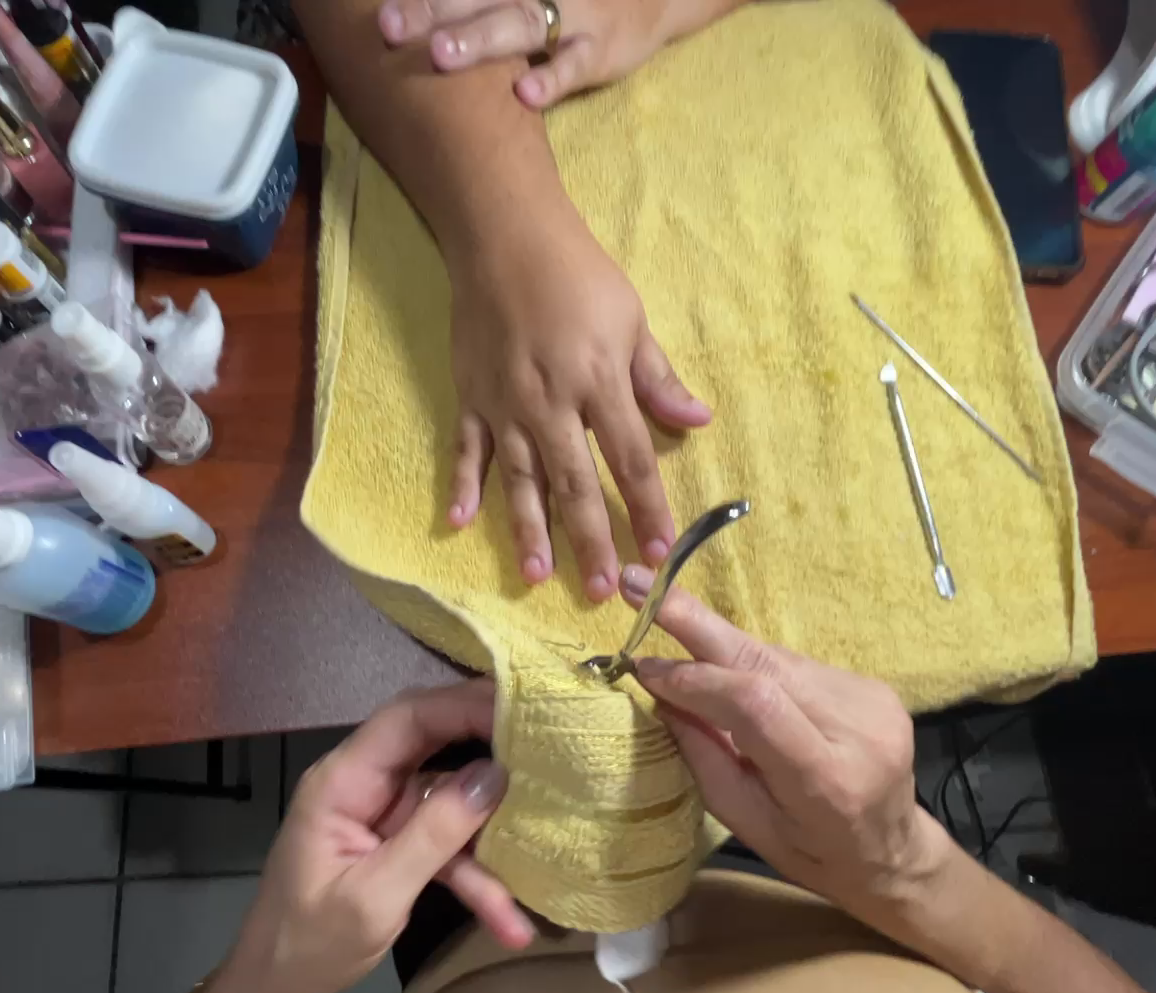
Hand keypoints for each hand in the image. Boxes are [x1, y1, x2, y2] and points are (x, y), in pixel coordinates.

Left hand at [170, 682, 533, 992]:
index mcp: (343, 778)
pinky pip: (448, 844)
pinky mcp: (401, 842)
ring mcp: (386, 811)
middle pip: (432, 738)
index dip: (460, 705)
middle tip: (544, 735)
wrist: (274, 991)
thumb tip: (495, 776)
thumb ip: (433, 835)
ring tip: (546, 816)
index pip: (405, 718)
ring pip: (450, 792)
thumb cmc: (307, 943)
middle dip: (486, 736)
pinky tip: (512, 920)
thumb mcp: (373, 898)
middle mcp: (366, 781)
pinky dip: (478, 876)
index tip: (517, 708)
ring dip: (492, 819)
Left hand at [379, 0, 744, 107]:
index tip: (380, 11)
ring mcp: (569, 16)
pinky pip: (572, 67)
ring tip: (440, 57)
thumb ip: (487, 3)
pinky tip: (524, 95)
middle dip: (432, 9)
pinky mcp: (598, 50)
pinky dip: (550, 80)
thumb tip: (436, 23)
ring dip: (478, 39)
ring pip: (518, 23)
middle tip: (388, 27)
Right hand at [446, 211, 710, 601]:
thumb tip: (699, 420)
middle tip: (601, 591)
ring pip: (521, 480)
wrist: (506, 237)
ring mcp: (505, 406)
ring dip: (530, 531)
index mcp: (599, 383)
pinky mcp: (471, 399)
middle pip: (576, 485)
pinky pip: (466, 450)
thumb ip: (658, 378)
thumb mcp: (631, 320)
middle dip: (592, 540)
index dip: (648, 509)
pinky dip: (462, 485)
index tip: (661, 552)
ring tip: (538, 577)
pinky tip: (457, 523)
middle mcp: (552, 404)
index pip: (631, 459)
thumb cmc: (578, 276)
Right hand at [619, 565, 954, 909]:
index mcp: (826, 779)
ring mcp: (870, 699)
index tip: (642, 667)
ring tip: (687, 664)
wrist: (892, 852)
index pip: (754, 703)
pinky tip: (742, 684)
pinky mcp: (872, 684)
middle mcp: (857, 728)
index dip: (694, 677)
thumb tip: (656, 687)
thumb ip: (700, 751)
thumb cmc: (809, 849)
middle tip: (636, 584)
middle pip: (762, 661)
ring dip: (720, 652)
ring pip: (771, 655)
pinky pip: (790, 661)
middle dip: (692, 621)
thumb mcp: (742, 818)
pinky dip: (752, 665)